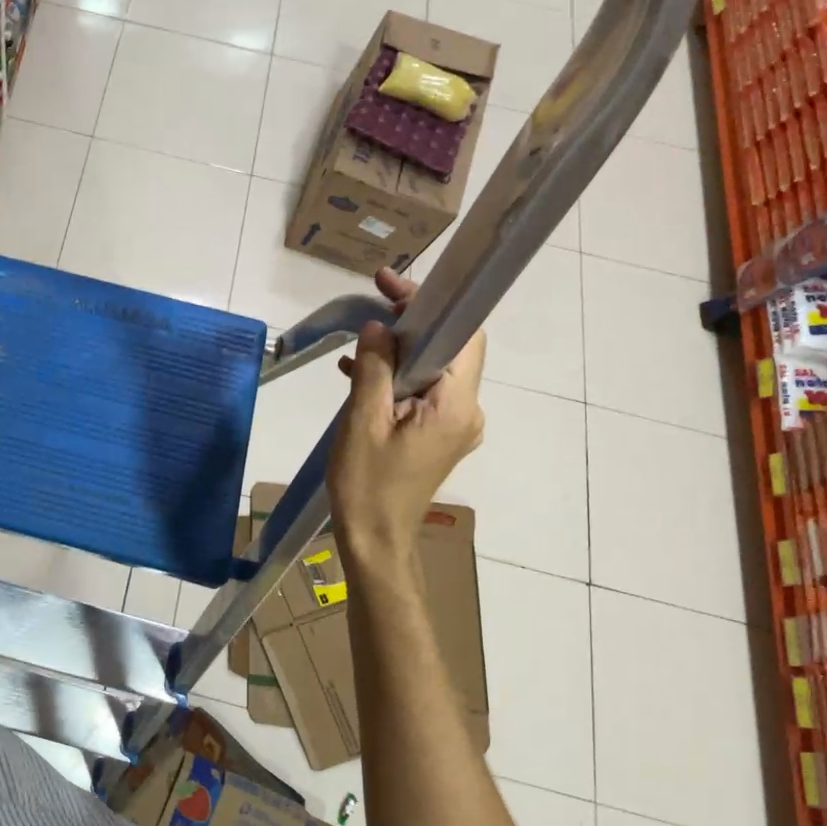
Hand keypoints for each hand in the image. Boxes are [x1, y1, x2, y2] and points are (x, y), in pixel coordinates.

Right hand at [329, 268, 485, 557]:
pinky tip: (360, 375)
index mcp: (456, 406)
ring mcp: (456, 425)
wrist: (375, 538)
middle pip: (450, 349)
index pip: (462, 336)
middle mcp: (468, 411)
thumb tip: (379, 327)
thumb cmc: (367, 484)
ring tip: (359, 343)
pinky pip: (424, 392)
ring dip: (400, 351)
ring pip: (434, 370)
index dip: (432, 304)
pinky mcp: (440, 435)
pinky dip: (396, 378)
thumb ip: (374, 370)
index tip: (393, 287)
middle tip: (373, 303)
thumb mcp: (362, 422)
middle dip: (413, 322)